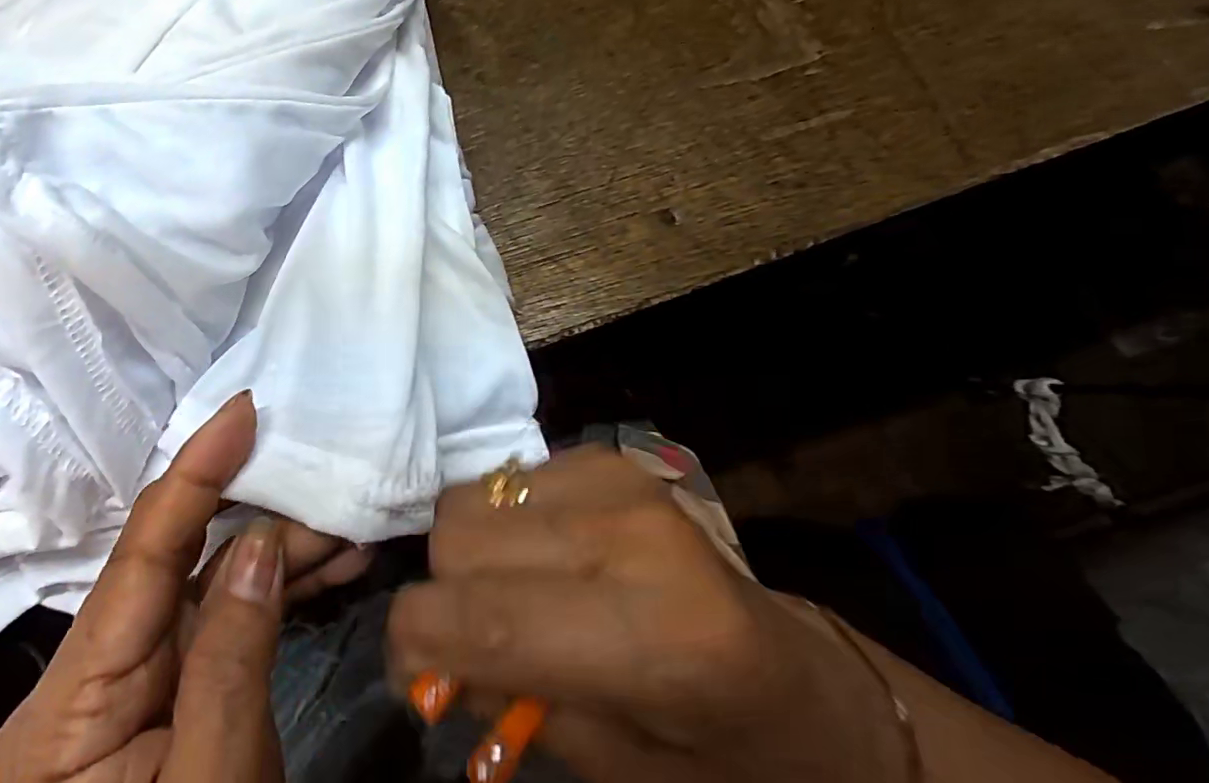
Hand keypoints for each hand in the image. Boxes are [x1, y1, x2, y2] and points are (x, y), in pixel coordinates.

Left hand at [0, 392, 369, 782]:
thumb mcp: (210, 781)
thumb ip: (228, 658)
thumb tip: (255, 544)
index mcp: (78, 692)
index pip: (142, 549)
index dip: (195, 471)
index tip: (243, 411)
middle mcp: (102, 669)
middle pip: (182, 561)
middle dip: (261, 516)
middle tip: (331, 487)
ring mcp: (142, 682)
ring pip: (215, 587)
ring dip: (284, 554)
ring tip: (349, 529)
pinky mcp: (179, 694)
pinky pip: (229, 624)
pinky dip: (281, 594)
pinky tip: (332, 570)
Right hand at [386, 445, 912, 782]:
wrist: (797, 677)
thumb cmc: (720, 752)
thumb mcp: (616, 768)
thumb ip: (511, 702)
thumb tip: (423, 656)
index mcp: (656, 635)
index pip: (488, 619)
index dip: (416, 643)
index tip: (410, 675)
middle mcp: (633, 534)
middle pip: (460, 539)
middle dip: (445, 597)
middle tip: (472, 643)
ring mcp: (621, 480)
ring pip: (470, 500)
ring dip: (469, 556)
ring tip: (512, 597)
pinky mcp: (609, 457)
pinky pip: (504, 480)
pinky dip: (501, 523)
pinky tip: (543, 558)